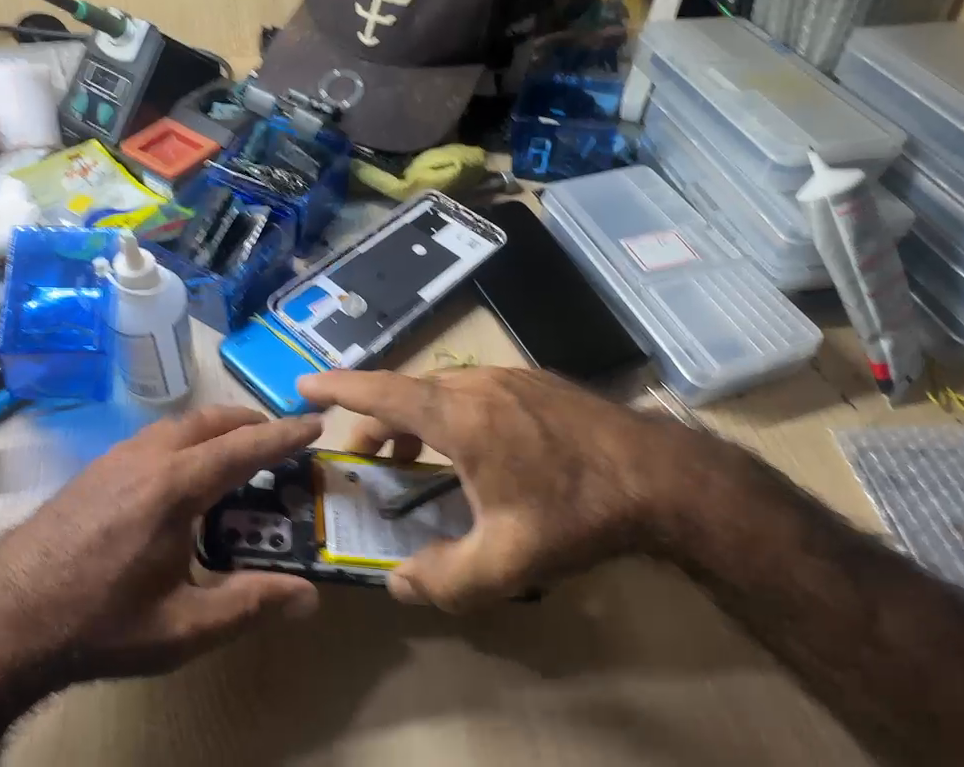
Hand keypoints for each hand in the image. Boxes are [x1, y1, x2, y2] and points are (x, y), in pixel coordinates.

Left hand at [0, 406, 322, 683]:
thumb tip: (309, 597)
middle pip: (210, 421)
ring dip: (215, 430)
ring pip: (177, 426)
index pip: (245, 447)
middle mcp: (147, 458)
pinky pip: (152, 439)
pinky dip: (184, 442)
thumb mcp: (182, 628)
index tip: (316, 421)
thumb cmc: (98, 624)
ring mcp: (114, 459)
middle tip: (280, 438)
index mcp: (175, 487)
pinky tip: (180, 477)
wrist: (1, 620)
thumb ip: (249, 605)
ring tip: (235, 455)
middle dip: (250, 422)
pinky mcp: (92, 470)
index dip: (285, 434)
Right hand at [298, 367, 730, 610]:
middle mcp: (478, 385)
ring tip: (413, 454)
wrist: (661, 476)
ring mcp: (511, 378)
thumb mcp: (507, 563)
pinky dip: (451, 412)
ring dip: (416, 417)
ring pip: (443, 390)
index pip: (381, 392)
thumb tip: (400, 583)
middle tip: (365, 456)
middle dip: (376, 420)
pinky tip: (475, 451)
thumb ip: (445, 580)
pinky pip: (474, 391)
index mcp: (459, 416)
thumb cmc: (575, 513)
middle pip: (409, 392)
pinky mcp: (537, 383)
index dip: (338, 388)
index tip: (302, 385)